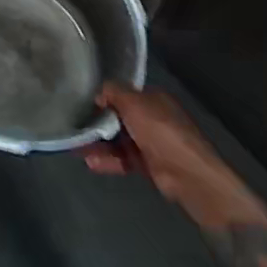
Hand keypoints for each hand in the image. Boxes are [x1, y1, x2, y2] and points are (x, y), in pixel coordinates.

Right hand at [80, 83, 264, 226]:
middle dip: (98, 123)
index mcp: (154, 99)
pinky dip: (109, 161)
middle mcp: (154, 118)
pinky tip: (91, 163)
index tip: (84, 103)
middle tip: (77, 127)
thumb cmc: (161, 131)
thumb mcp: (133, 102)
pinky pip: (124, 159)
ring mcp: (153, 143)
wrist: (188, 175)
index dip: (105, 97)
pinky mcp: (150, 165)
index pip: (125, 94)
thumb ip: (113, 92)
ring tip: (78, 148)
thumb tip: (98, 93)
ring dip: (100, 144)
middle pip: (120, 117)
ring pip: (120, 140)